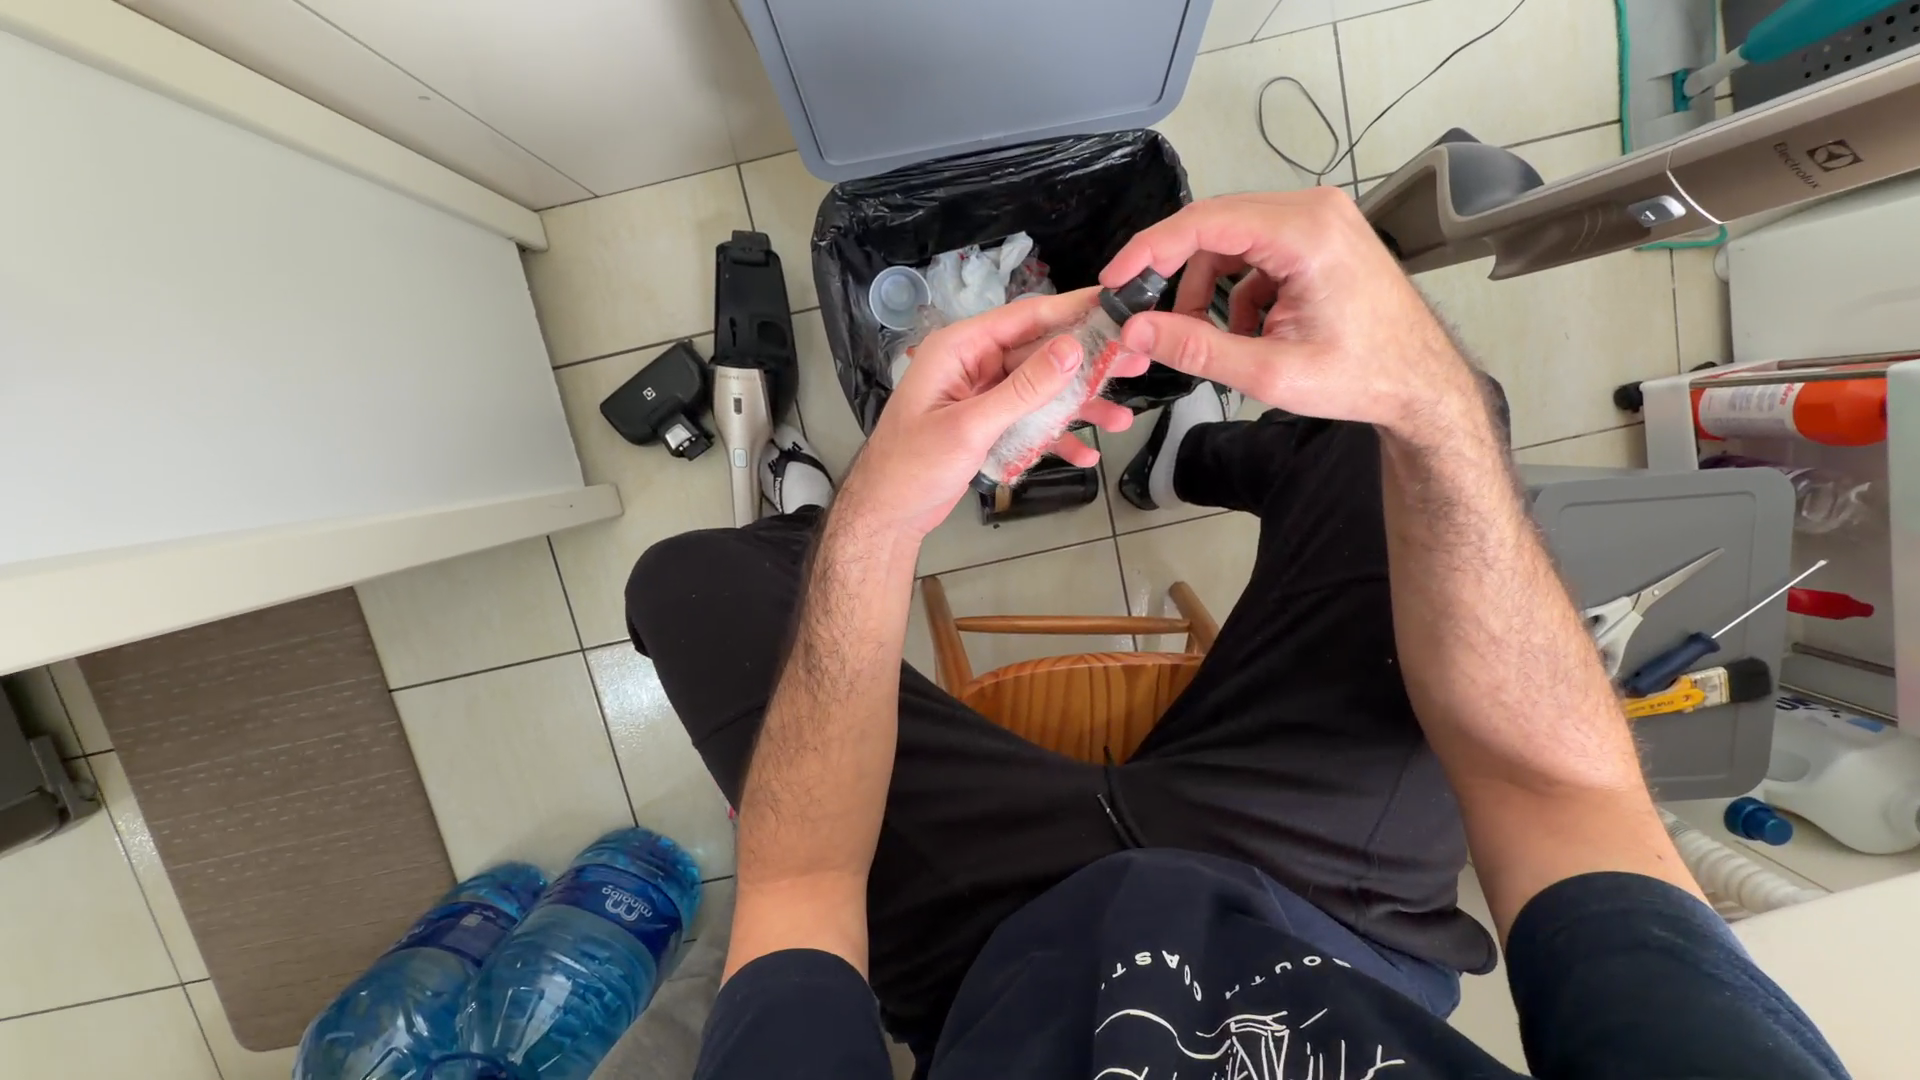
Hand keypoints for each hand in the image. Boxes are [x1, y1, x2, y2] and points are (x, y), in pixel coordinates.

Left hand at [837, 288, 1146, 539]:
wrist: (888, 514)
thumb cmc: (914, 464)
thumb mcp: (971, 426)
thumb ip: (1023, 389)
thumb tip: (1072, 349)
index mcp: (960, 349)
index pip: (1025, 317)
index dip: (1072, 310)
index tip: (1116, 305)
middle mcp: (975, 365)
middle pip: (1041, 354)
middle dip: (1088, 363)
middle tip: (1136, 360)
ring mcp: (984, 397)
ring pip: (1041, 392)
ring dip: (1078, 406)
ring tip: (1121, 418)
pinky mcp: (989, 426)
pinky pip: (1029, 423)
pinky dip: (1055, 437)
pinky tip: (1086, 453)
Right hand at [1100, 189, 1485, 441]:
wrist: (1420, 382)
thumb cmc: (1360, 377)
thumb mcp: (1267, 371)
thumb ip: (1195, 348)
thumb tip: (1135, 331)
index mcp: (1305, 233)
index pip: (1203, 223)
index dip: (1149, 250)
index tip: (1114, 280)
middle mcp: (1313, 211)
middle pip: (1213, 227)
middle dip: (1174, 273)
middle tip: (1146, 316)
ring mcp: (1317, 221)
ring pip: (1229, 241)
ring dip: (1206, 287)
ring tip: (1210, 336)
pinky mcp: (1316, 238)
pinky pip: (1252, 252)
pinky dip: (1234, 290)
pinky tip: (1248, 329)